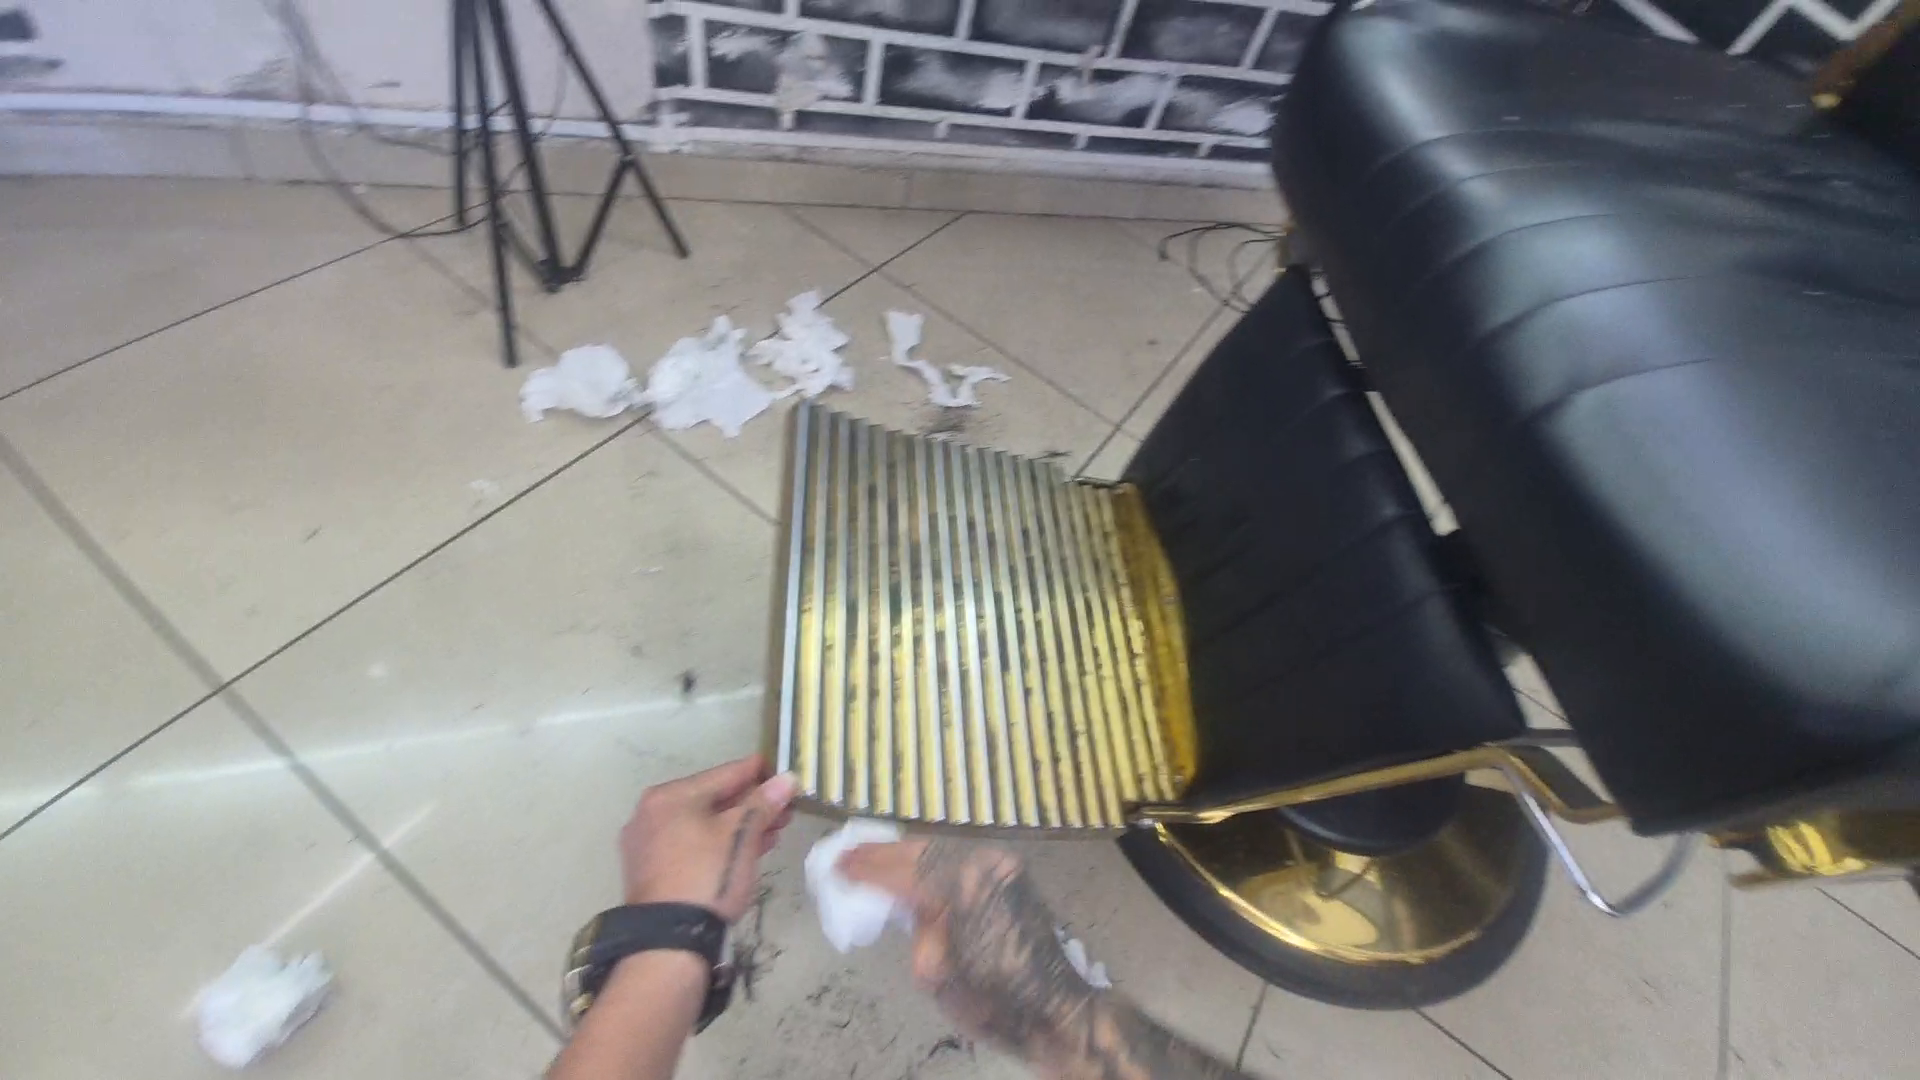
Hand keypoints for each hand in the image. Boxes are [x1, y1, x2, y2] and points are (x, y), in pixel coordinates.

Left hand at [620, 755, 798, 922]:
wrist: (668, 944)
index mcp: (670, 795)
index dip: (761, 773)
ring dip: (740, 825)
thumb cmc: (707, 877)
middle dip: (753, 804)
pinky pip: (692, 843)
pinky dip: (719, 842)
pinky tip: (749, 849)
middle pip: (715, 798)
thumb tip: (787, 778)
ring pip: (705, 823)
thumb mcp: (742, 836)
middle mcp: (653, 812)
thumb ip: (764, 803)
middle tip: (786, 810)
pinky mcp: (651, 870)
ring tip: (775, 831)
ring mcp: (648, 842)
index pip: (726, 773)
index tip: (787, 774)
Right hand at [840, 840, 1251, 1079]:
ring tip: (875, 856)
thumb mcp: (938, 973)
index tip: (837, 864)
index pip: (901, 870)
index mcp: (961, 886)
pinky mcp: (1010, 869)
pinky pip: (962, 856)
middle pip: (921, 848)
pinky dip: (934, 859)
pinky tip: (915, 864)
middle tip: (849, 853)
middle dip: (883, 853)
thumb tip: (909, 906)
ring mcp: (1000, 862)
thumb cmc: (995, 999)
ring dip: (908, 852)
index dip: (866, 868)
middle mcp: (981, 862)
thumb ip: (918, 927)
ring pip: (942, 847)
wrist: (1058, 1007)